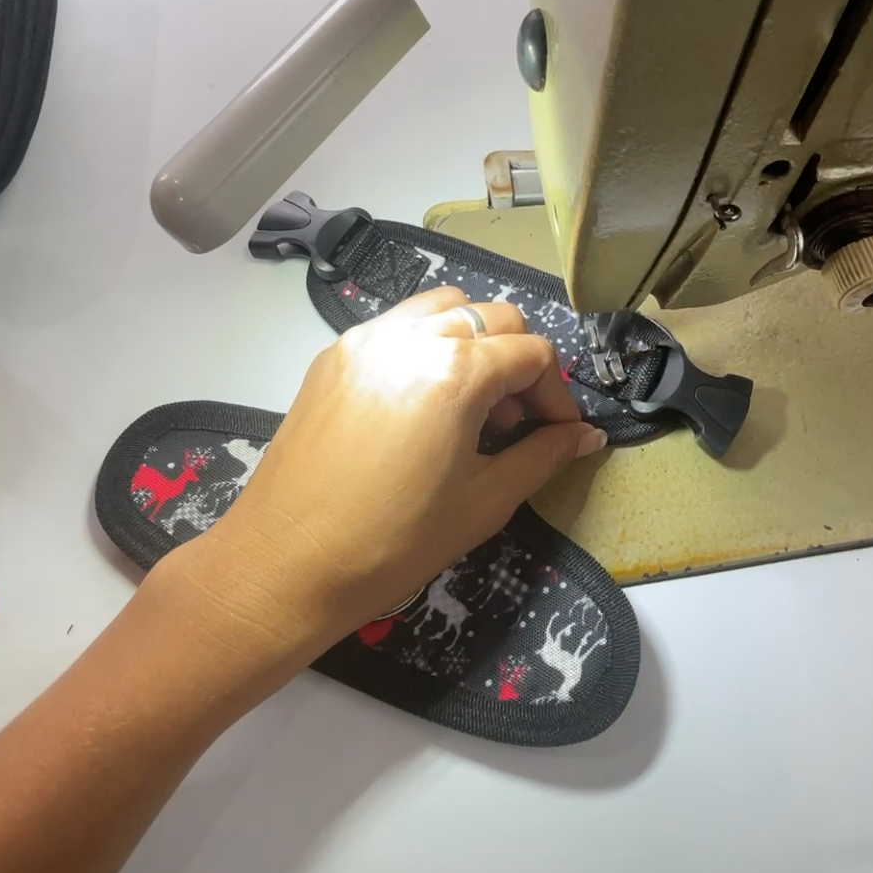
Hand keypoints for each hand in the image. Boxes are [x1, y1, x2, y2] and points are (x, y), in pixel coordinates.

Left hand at [166, 286, 606, 647]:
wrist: (284, 565)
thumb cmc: (394, 543)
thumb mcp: (484, 502)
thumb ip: (543, 455)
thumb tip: (588, 436)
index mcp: (456, 371)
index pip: (533, 353)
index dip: (557, 393)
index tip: (558, 433)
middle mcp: (412, 335)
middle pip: (494, 317)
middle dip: (519, 363)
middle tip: (513, 423)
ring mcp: (367, 338)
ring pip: (444, 307)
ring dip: (474, 341)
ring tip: (468, 403)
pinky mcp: (335, 354)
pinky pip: (399, 325)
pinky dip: (428, 345)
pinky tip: (420, 402)